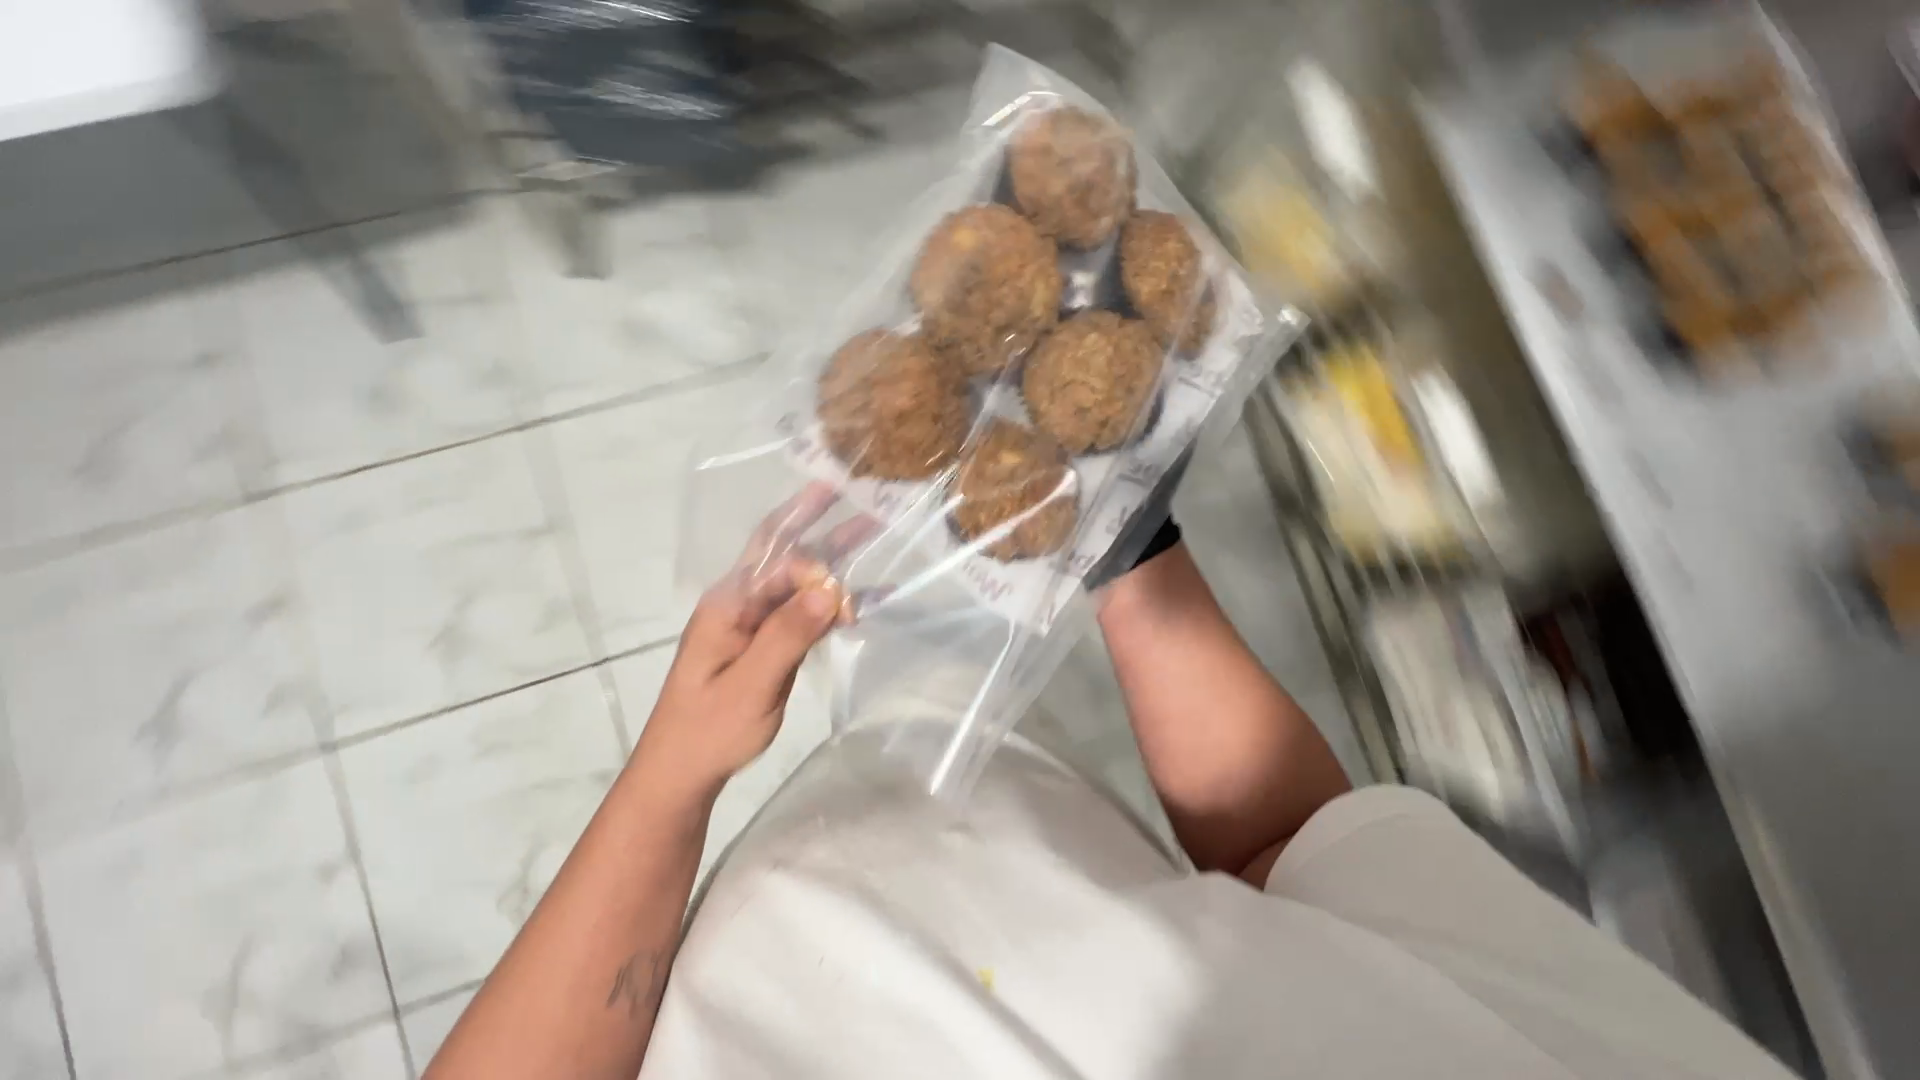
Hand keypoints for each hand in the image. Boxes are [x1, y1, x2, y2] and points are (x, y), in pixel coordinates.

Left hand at [634, 484, 861, 795]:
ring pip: (799, 582)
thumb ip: (787, 635)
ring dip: (834, 561)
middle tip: (869, 506)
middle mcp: (741, 604)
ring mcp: (754, 624)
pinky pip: (804, 613)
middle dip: (825, 529)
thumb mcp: (750, 685)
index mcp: (727, 604)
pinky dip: (832, 604)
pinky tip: (864, 601)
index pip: (775, 562)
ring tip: (874, 536)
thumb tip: (828, 587)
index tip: (845, 593)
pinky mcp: (767, 644)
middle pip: (786, 555)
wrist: (683, 772)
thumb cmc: (709, 730)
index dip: (814, 563)